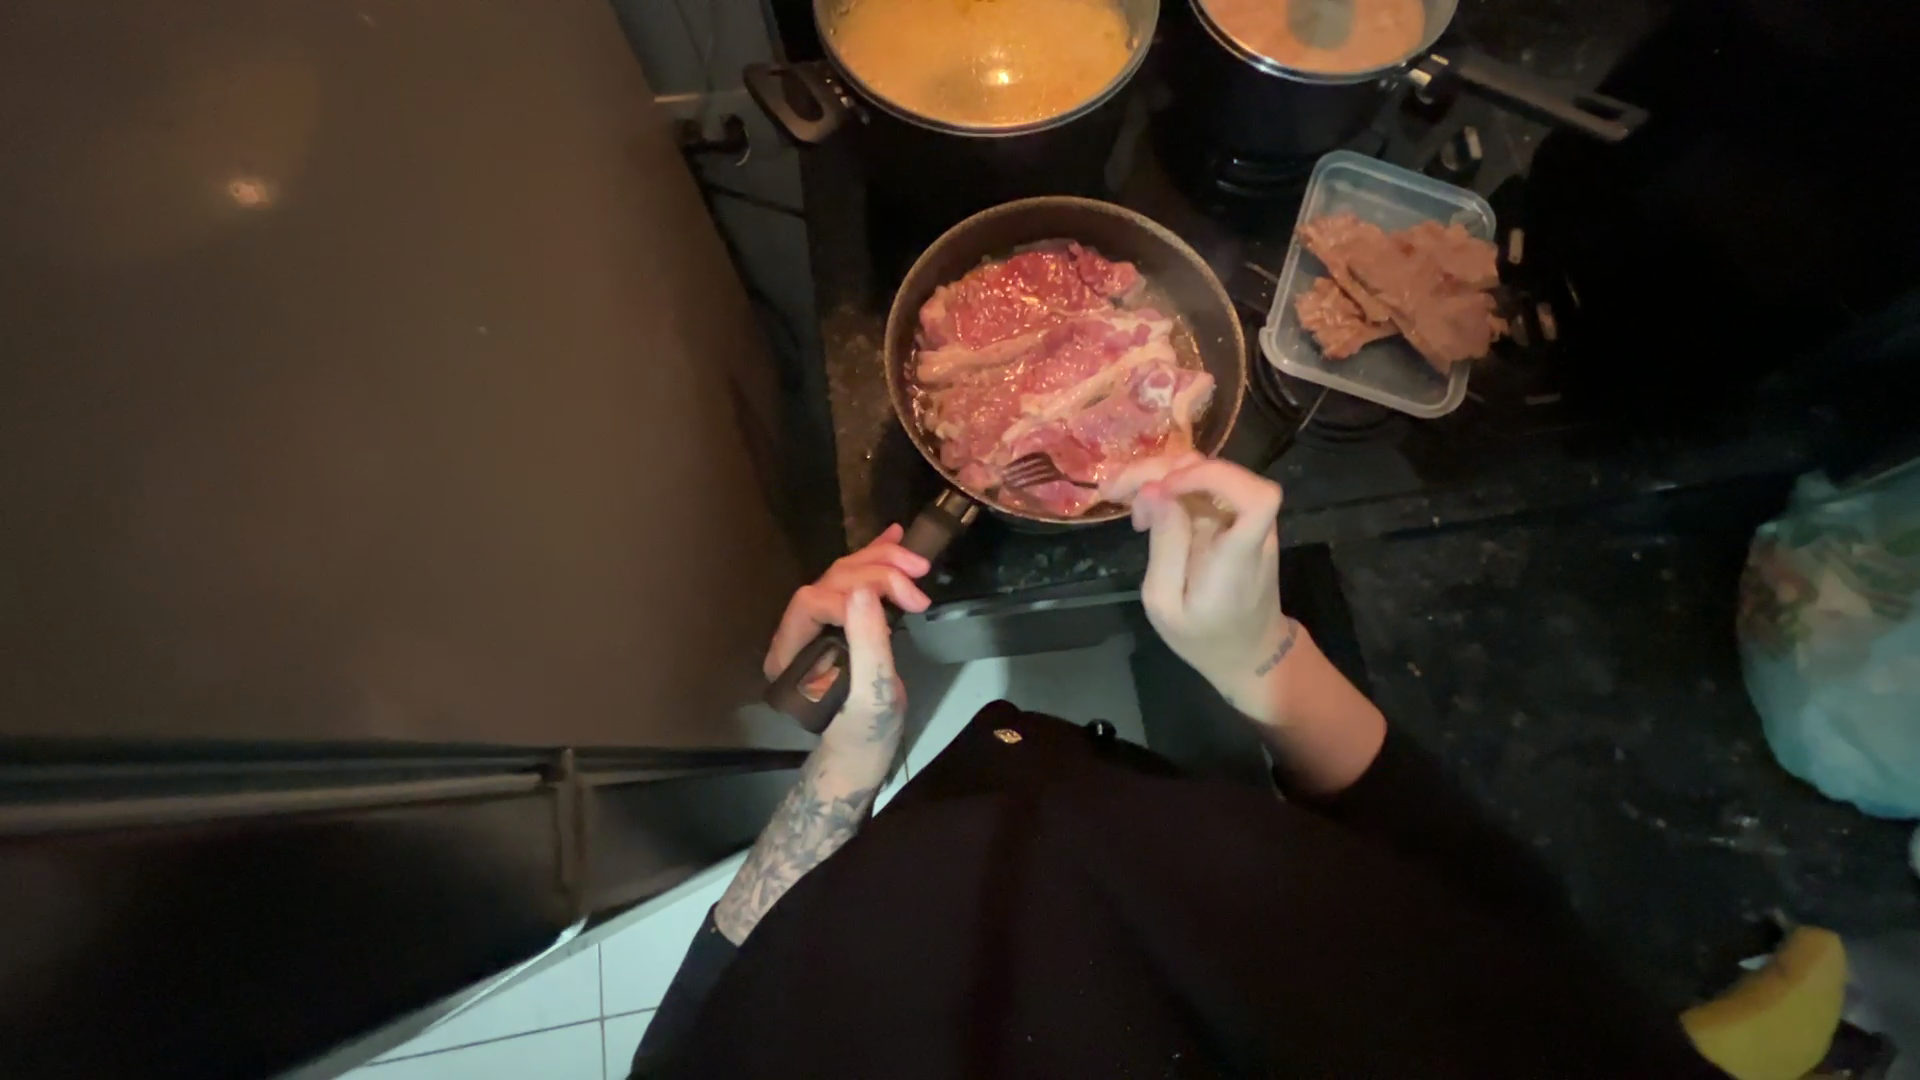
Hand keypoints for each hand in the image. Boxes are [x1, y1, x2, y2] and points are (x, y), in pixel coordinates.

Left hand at [763, 525, 927, 753]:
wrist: (868, 748)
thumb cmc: (866, 731)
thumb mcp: (872, 695)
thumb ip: (867, 644)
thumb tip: (865, 590)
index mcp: (788, 652)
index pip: (813, 601)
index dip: (855, 593)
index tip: (900, 605)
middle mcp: (798, 631)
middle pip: (831, 580)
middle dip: (877, 571)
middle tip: (919, 577)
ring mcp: (820, 623)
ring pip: (845, 574)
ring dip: (882, 560)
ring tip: (917, 561)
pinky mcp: (843, 618)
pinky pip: (856, 579)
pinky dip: (878, 557)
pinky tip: (897, 537)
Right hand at [1106, 454, 1295, 720]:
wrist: (1247, 651)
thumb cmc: (1204, 637)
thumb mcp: (1166, 604)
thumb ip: (1164, 546)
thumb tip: (1152, 491)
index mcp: (1238, 555)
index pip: (1256, 498)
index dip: (1212, 477)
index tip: (1165, 488)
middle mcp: (1248, 527)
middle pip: (1216, 470)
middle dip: (1158, 470)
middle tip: (1114, 492)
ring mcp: (1241, 519)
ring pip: (1204, 470)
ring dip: (1158, 475)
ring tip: (1124, 502)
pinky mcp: (1231, 518)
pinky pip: (1200, 486)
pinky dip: (1167, 486)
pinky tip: (1145, 508)